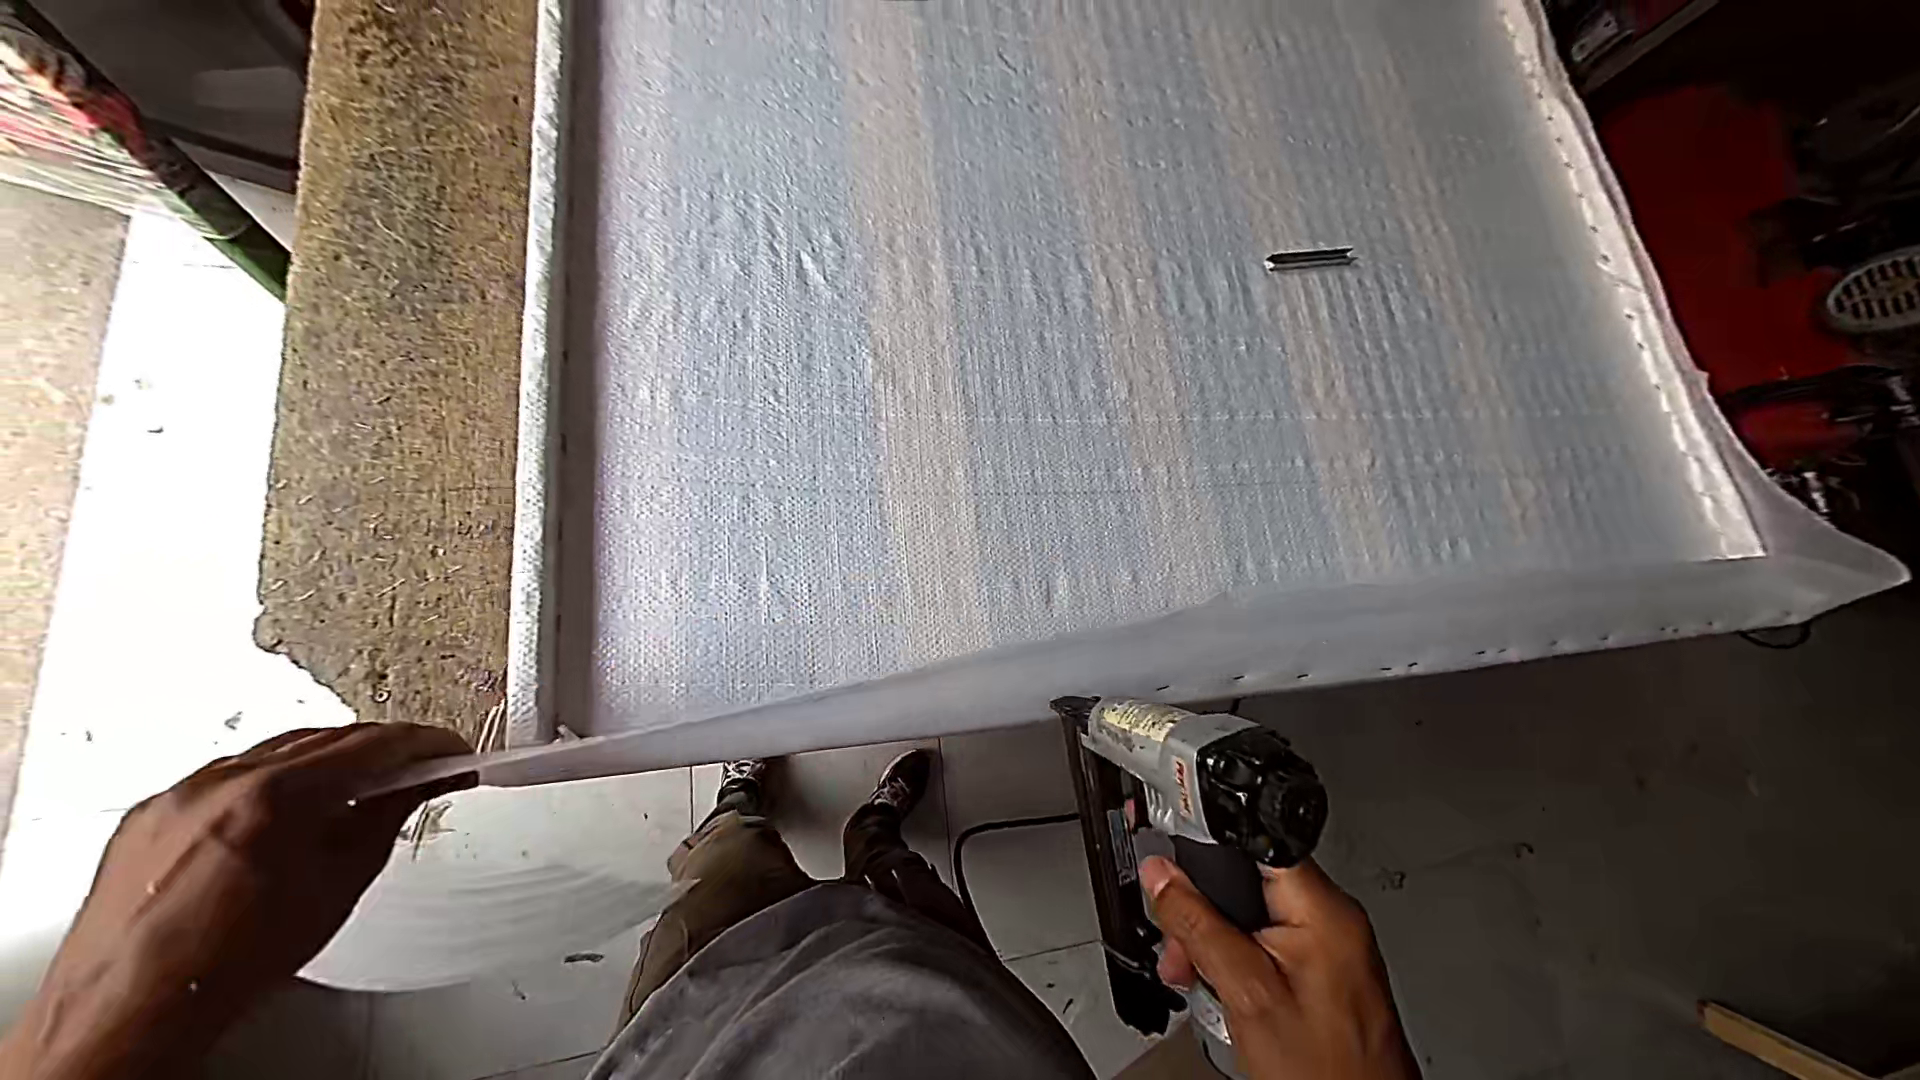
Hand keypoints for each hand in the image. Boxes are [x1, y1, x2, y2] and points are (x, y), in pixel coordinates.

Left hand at [0, 723, 474, 1079]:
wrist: (127, 1018)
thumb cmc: (229, 965)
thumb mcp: (344, 877)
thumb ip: (389, 814)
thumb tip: (422, 782)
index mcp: (278, 797)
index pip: (378, 743)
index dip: (429, 744)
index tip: (452, 752)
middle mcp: (224, 784)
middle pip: (335, 738)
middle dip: (388, 749)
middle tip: (425, 766)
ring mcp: (183, 795)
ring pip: (288, 748)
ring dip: (339, 757)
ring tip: (370, 782)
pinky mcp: (155, 811)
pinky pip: (238, 770)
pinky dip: (286, 773)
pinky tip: (306, 797)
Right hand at [1140, 854, 1420, 1079]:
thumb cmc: (1326, 1076)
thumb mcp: (1244, 993)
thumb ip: (1196, 924)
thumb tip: (1159, 874)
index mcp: (1322, 910)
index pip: (1254, 839)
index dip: (1208, 841)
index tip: (1173, 861)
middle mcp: (1331, 917)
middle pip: (1244, 876)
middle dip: (1200, 904)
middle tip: (1179, 939)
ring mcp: (1327, 943)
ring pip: (1248, 907)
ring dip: (1209, 932)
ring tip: (1192, 969)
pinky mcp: (1319, 967)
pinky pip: (1262, 935)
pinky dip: (1232, 951)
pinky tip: (1216, 980)